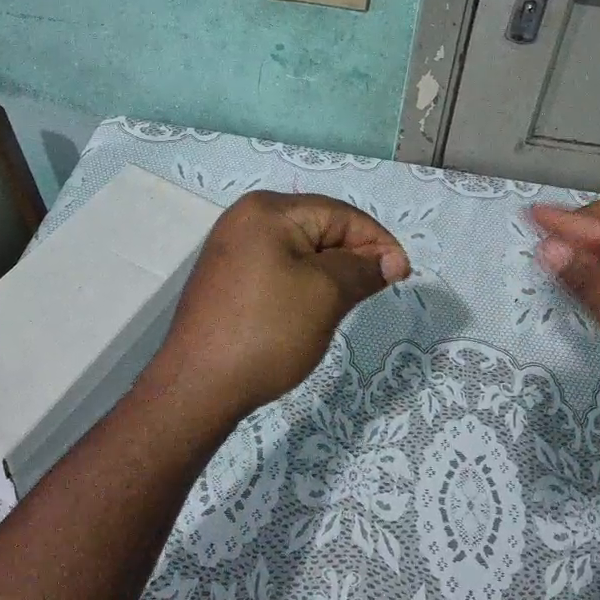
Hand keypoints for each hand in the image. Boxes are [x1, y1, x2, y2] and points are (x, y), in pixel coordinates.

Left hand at [149, 192, 409, 417]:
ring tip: (348, 302)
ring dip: (330, 272)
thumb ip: (363, 269)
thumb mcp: (326, 296)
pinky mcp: (226, 279)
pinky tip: (313, 310)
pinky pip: (279, 268)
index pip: (339, 214)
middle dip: (353, 256)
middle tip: (379, 289)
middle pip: (319, 227)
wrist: (196, 389)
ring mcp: (232, 248)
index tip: (403, 274)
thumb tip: (393, 260)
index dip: (377, 241)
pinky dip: (304, 284)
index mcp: (268, 210)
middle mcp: (245, 219)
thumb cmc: (267, 332)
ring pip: (300, 251)